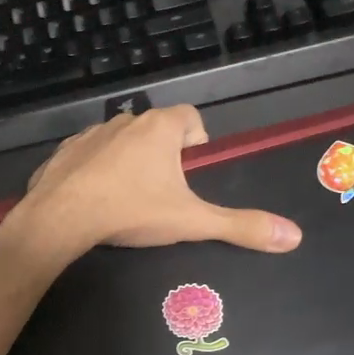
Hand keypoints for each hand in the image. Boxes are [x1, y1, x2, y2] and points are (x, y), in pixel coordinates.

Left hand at [0, 106, 300, 261]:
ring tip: (127, 201)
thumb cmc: (130, 211)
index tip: (194, 172)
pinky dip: (92, 174)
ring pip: (118, 143)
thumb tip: (294, 236)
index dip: (197, 142)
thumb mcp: (192, 221)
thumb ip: (241, 226)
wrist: (59, 219)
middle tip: (164, 194)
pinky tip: (93, 203)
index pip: (190, 118)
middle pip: (154, 131)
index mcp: (159, 127)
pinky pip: (85, 159)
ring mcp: (88, 135)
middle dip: (162, 157)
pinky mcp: (61, 154)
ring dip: (126, 164)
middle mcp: (123, 121)